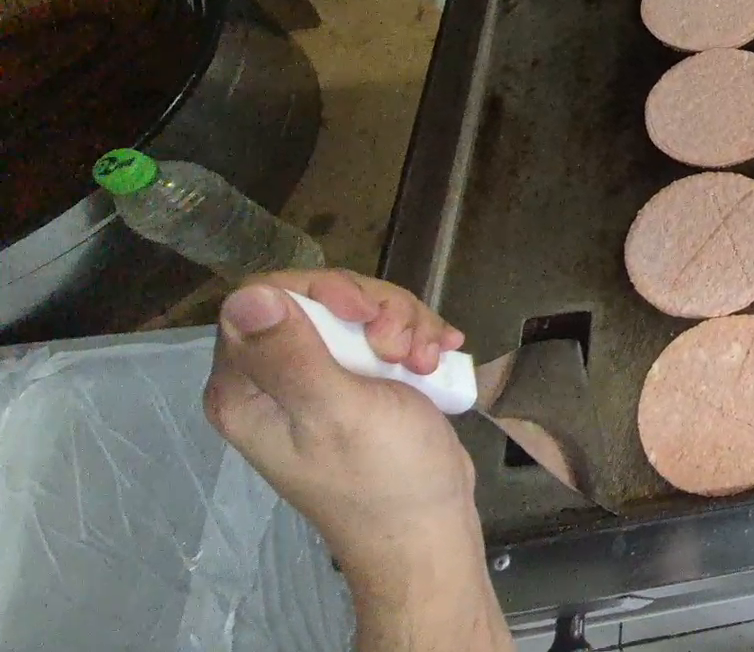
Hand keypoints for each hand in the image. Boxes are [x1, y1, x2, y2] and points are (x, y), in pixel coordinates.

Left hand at [202, 270, 510, 651]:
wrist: (429, 523)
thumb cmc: (380, 474)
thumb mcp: (338, 412)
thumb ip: (292, 355)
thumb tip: (248, 294)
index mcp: (249, 387)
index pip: (267, 298)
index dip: (323, 292)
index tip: (367, 315)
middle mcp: (280, 377)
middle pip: (326, 298)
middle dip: (380, 311)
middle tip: (404, 350)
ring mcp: (328, 379)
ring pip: (368, 311)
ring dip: (410, 326)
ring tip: (428, 363)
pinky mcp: (369, 382)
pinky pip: (395, 332)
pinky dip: (424, 337)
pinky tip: (443, 357)